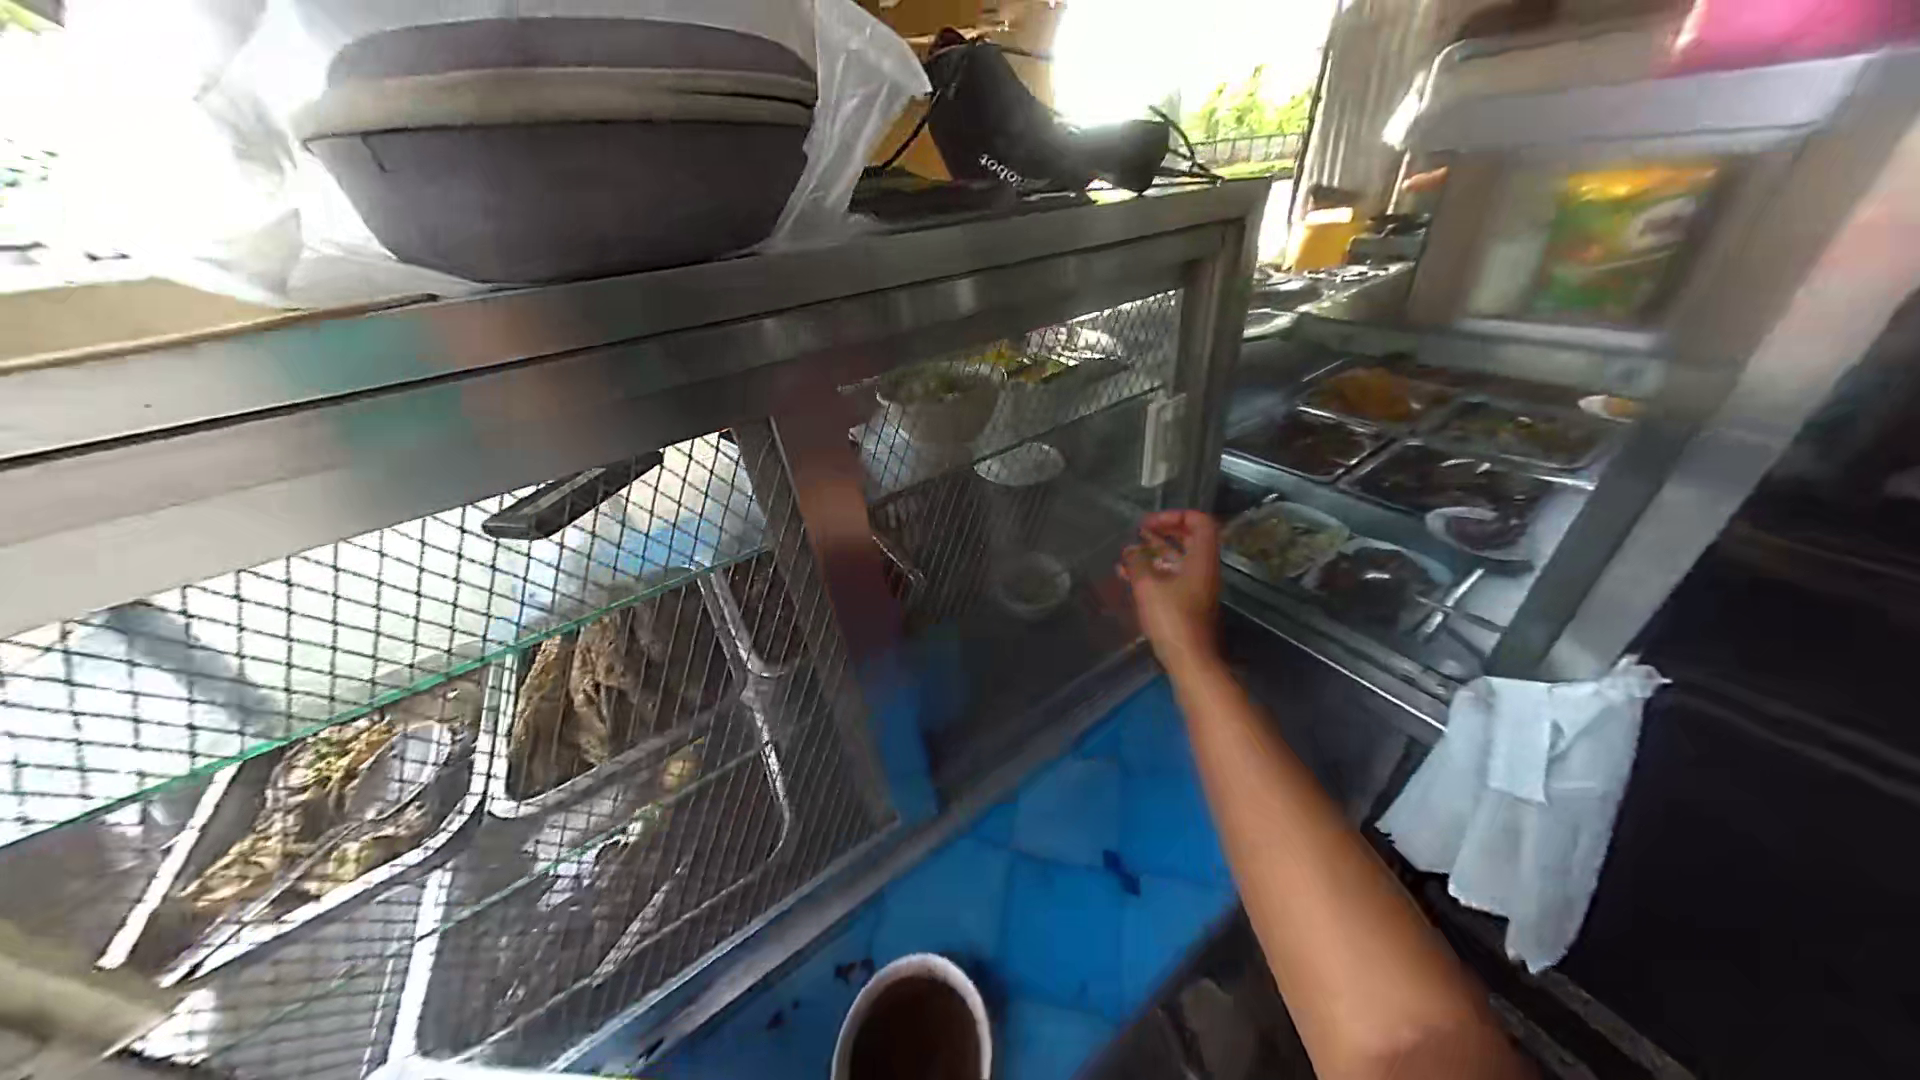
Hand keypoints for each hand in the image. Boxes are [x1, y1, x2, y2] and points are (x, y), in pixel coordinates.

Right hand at [1119, 510, 1221, 672]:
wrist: (1189, 659)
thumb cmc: (1172, 618)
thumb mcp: (1148, 586)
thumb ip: (1137, 563)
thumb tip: (1130, 551)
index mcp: (1202, 559)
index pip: (1200, 522)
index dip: (1175, 515)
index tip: (1149, 523)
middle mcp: (1203, 569)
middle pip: (1189, 539)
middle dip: (1163, 532)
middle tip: (1140, 531)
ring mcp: (1196, 587)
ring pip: (1177, 560)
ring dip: (1154, 553)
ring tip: (1128, 552)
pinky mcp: (1187, 603)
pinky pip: (1171, 578)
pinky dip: (1152, 572)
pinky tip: (1127, 575)